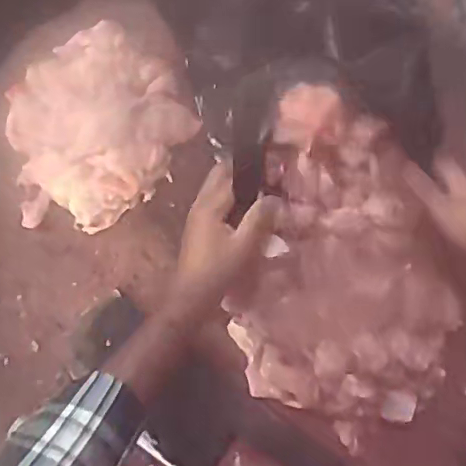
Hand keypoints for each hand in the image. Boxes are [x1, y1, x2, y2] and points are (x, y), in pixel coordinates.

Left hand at [167, 160, 280, 318]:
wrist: (190, 298)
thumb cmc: (218, 271)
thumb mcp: (244, 245)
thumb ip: (260, 217)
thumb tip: (275, 196)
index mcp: (209, 204)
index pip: (231, 171)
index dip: (254, 167)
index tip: (274, 168)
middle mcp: (200, 203)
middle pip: (221, 174)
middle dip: (244, 171)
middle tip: (269, 176)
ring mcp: (197, 214)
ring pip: (218, 187)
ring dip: (238, 185)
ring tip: (263, 190)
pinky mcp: (199, 226)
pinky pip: (217, 202)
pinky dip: (233, 199)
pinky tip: (249, 210)